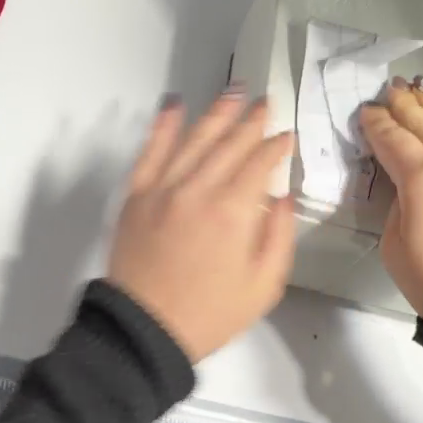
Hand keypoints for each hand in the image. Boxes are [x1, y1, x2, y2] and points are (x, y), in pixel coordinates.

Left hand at [107, 92, 297, 361]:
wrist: (144, 331)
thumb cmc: (208, 315)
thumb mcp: (263, 287)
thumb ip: (279, 237)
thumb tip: (283, 197)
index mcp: (234, 212)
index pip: (260, 163)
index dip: (276, 146)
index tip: (286, 137)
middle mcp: (198, 190)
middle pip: (229, 143)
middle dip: (251, 121)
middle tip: (265, 102)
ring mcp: (162, 190)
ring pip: (193, 139)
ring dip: (216, 113)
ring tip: (234, 91)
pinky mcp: (136, 197)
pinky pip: (150, 152)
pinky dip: (162, 127)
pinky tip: (174, 106)